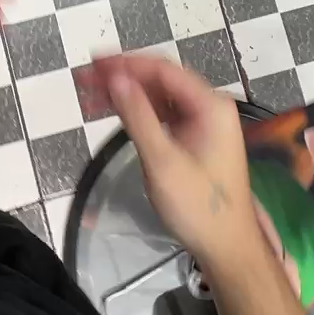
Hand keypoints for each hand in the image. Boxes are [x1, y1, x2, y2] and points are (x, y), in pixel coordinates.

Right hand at [94, 54, 265, 275]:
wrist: (228, 251)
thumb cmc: (198, 207)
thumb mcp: (162, 161)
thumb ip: (137, 115)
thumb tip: (115, 78)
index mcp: (210, 105)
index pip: (162, 70)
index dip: (126, 64)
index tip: (94, 64)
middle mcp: (208, 106)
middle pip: (158, 79)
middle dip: (121, 76)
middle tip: (85, 78)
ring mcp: (202, 121)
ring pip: (157, 94)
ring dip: (125, 92)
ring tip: (90, 92)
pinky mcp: (193, 136)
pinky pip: (160, 112)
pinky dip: (135, 109)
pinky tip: (111, 111)